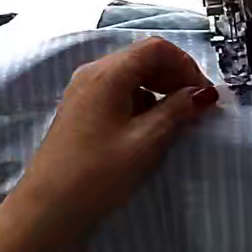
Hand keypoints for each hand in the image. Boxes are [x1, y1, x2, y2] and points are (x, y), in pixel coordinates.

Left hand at [0, 38, 215, 251]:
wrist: (48, 204)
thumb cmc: (98, 173)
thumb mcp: (145, 142)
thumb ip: (176, 111)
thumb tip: (203, 92)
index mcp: (107, 73)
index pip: (155, 47)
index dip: (185, 65)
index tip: (203, 95)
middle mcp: (92, 71)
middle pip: (141, 56)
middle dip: (173, 75)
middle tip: (195, 106)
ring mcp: (82, 87)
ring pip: (129, 72)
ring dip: (157, 86)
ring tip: (176, 117)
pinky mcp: (80, 106)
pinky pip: (116, 88)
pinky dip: (139, 97)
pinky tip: (148, 124)